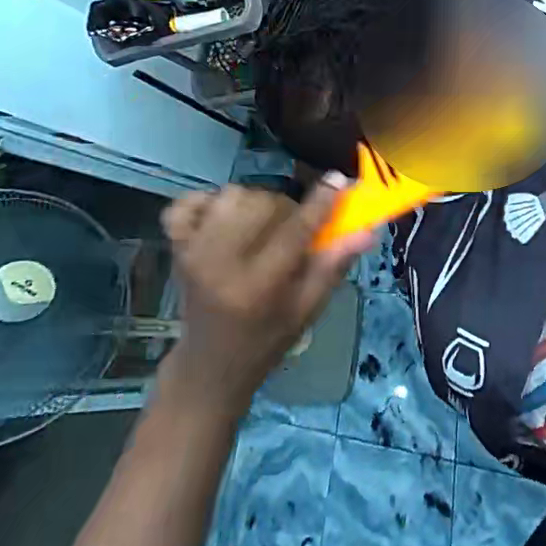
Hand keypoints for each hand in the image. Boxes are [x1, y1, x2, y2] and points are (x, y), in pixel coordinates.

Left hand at [159, 174, 361, 411]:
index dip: (321, 202)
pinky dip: (210, 201)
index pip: (295, 229)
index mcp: (258, 286)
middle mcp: (220, 263)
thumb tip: (369, 229)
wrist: (209, 365)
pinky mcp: (175, 245)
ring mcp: (192, 251)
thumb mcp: (308, 309)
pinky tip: (224, 218)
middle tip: (294, 229)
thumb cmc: (267, 339)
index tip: (339, 181)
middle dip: (288, 209)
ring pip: (233, 195)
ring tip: (262, 226)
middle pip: (265, 204)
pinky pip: (190, 201)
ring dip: (255, 203)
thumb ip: (335, 265)